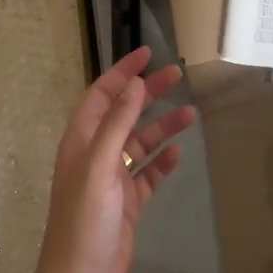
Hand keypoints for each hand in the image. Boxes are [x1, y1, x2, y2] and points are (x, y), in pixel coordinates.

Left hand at [36, 46, 197, 272]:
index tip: (147, 53)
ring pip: (141, 142)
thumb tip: (135, 83)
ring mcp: (112, 179)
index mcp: (82, 140)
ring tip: (190, 114)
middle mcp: (96, 153)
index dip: (123, 72)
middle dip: (149, 92)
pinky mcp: (127, 203)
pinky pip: (148, 174)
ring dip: (163, 126)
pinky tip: (178, 154)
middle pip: (125, 112)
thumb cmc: (84, 218)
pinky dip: (163, 162)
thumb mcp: (98, 165)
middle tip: (178, 74)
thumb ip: (116, 123)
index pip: (102, 94)